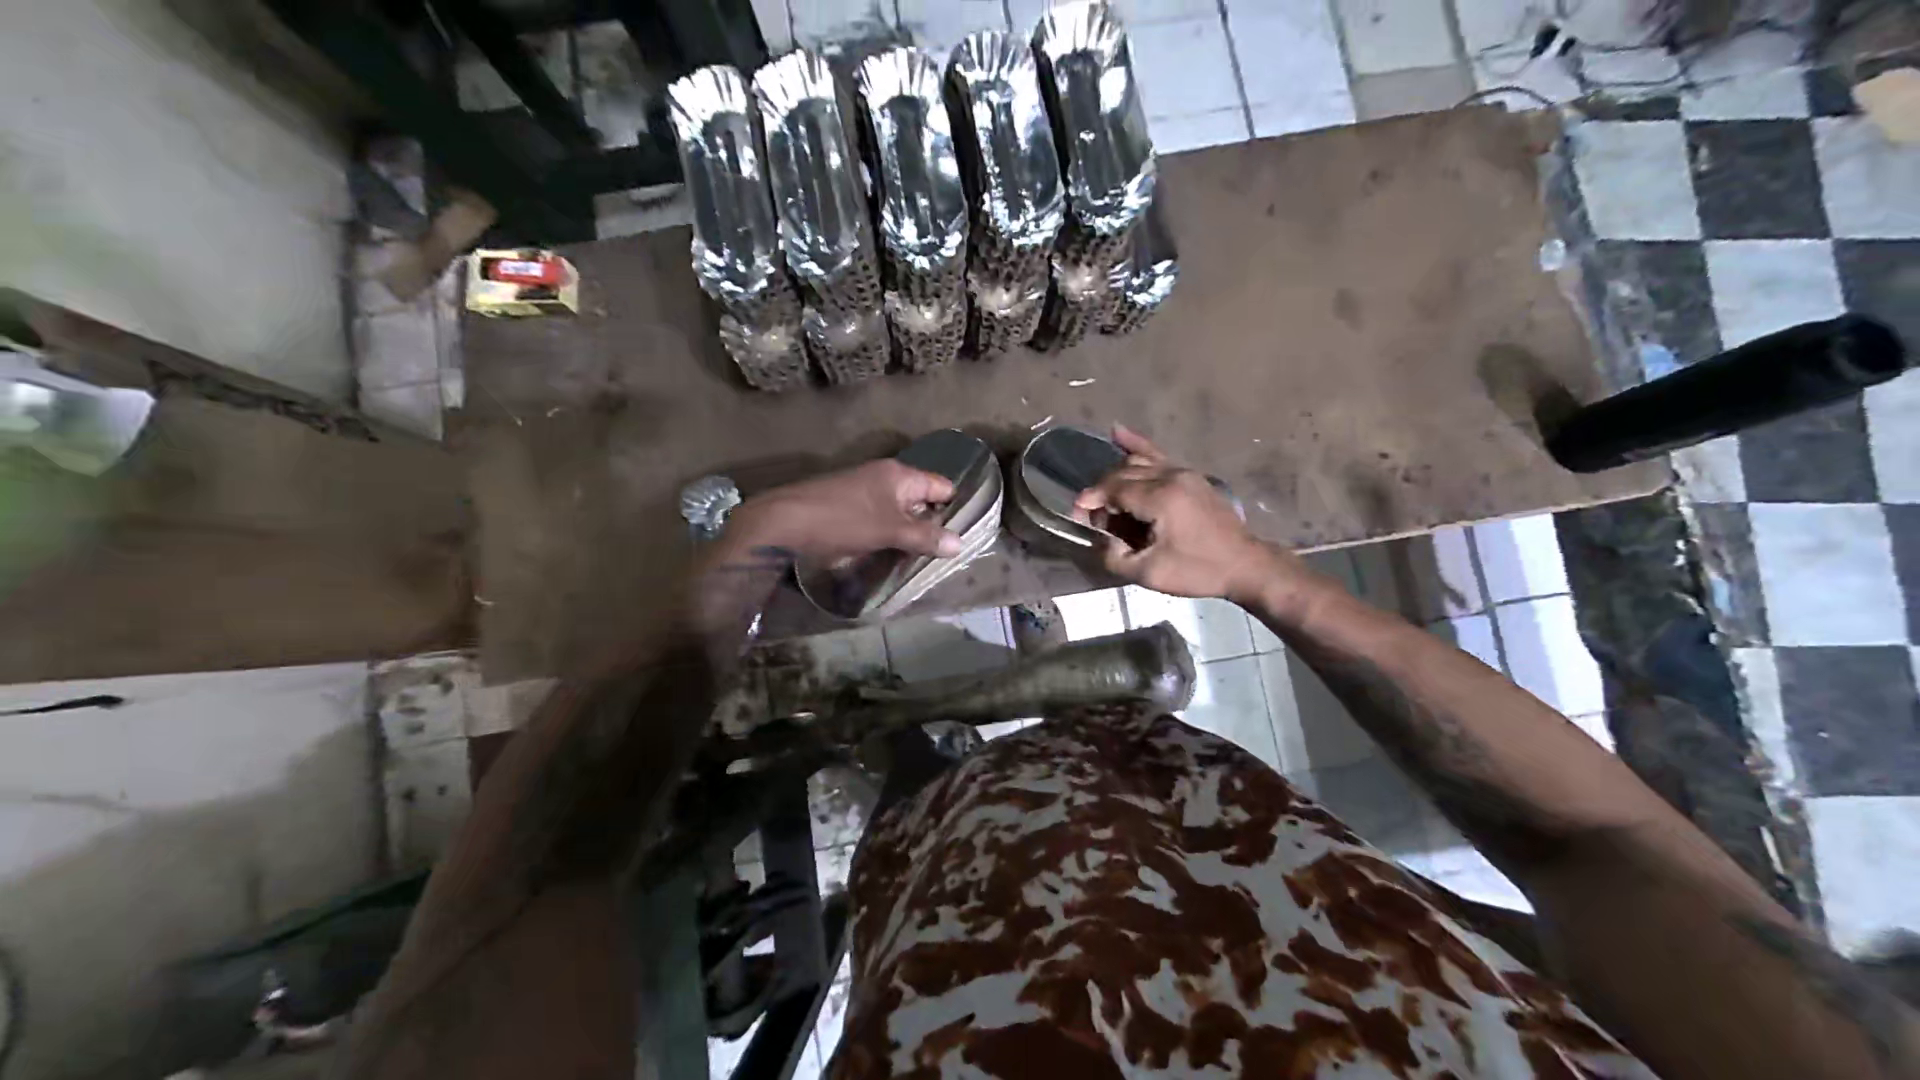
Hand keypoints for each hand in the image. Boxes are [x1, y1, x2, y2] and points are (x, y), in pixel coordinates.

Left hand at [728, 459, 963, 561]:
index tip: (966, 532)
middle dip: (932, 523)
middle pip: (920, 499)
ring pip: (898, 511)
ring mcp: (863, 490)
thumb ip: (925, 537)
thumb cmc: (842, 520)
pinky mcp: (846, 506)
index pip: (941, 486)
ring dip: (908, 532)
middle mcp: (883, 476)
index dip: (954, 507)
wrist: (783, 522)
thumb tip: (960, 544)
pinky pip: (879, 518)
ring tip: (920, 557)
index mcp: (899, 475)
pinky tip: (888, 552)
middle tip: (945, 552)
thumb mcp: (889, 531)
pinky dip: (887, 533)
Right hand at [1073, 425, 1308, 608]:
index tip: (1078, 515)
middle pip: (1122, 474)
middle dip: (1102, 493)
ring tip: (1108, 501)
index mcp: (1160, 498)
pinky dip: (1135, 444)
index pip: (1113, 489)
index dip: (1091, 500)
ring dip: (1116, 477)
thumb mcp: (1149, 574)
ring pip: (1137, 462)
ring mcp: (1183, 472)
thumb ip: (1114, 557)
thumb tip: (1101, 540)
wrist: (1244, 564)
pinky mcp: (1190, 476)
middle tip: (1096, 519)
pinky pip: (1157, 454)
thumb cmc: (1197, 570)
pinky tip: (1116, 430)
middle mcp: (1170, 476)